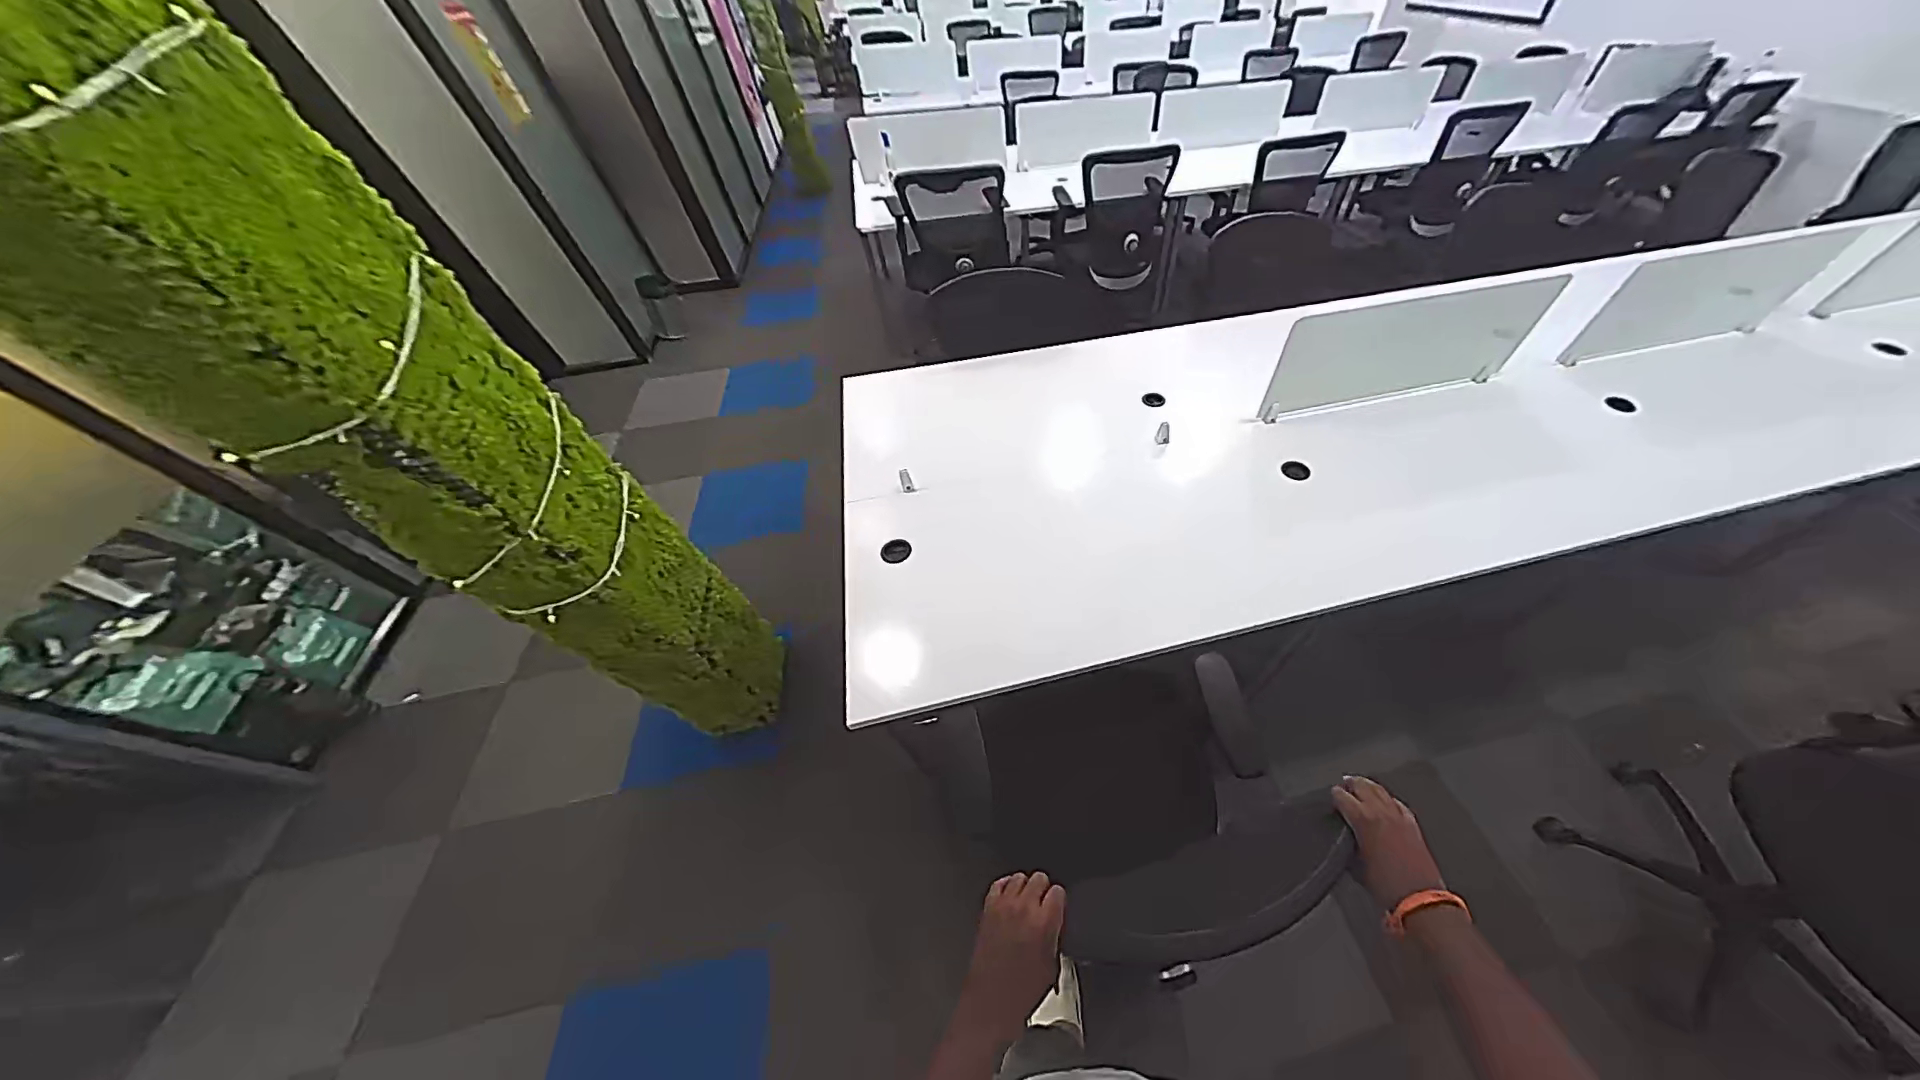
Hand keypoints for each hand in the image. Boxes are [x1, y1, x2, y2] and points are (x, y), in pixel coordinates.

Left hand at [954, 872, 1066, 1043]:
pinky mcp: (987, 909)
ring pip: (1018, 877)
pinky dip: (1005, 886)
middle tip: (1044, 902)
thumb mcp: (1052, 964)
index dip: (1059, 899)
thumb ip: (1055, 935)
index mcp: (1045, 922)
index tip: (1058, 905)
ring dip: (1025, 886)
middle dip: (1044, 888)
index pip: (1058, 891)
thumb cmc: (1021, 991)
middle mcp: (1024, 909)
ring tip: (1027, 899)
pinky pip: (998, 884)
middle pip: (1039, 878)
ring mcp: (1003, 906)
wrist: (992, 999)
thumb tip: (1054, 923)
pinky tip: (1009, 895)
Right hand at [1332, 776, 1445, 910]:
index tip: (1332, 796)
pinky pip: (1398, 803)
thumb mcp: (1355, 862)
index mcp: (1363, 819)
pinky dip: (1388, 798)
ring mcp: (1399, 817)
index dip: (1335, 795)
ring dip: (1369, 786)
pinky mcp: (1413, 825)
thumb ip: (1348, 842)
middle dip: (1351, 784)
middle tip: (1344, 784)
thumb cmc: (1384, 884)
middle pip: (1363, 786)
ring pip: (1381, 791)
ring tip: (1362, 785)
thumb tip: (1345, 835)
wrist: (1420, 898)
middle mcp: (1381, 813)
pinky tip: (1386, 800)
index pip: (1343, 797)